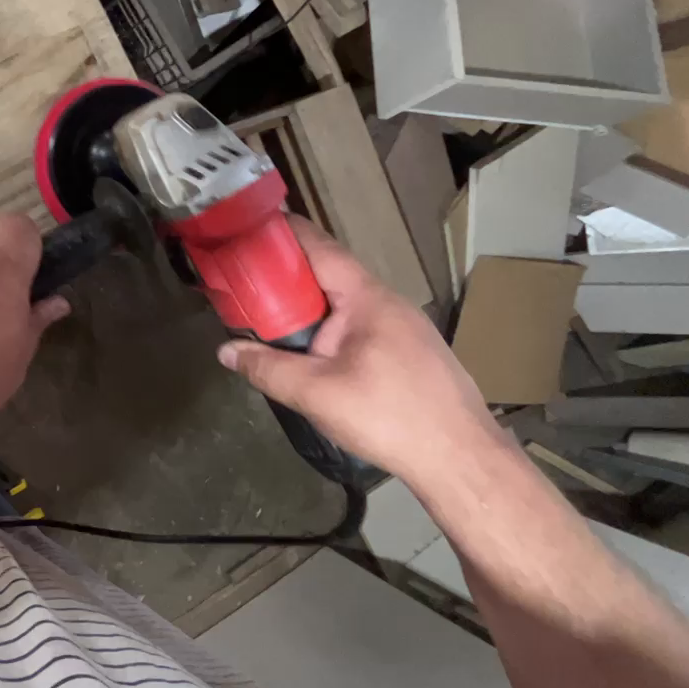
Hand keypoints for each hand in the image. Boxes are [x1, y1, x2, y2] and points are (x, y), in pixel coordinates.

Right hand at [215, 217, 505, 485]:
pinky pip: (355, 325)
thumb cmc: (391, 416)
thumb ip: (267, 368)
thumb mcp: (316, 393)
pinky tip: (305, 350)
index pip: (320, 248)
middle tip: (240, 278)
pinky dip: (323, 324)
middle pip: (327, 274)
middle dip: (284, 273)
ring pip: (341, 303)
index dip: (283, 232)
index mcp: (368, 299)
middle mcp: (387, 303)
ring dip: (303, 303)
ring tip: (263, 314)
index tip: (246, 225)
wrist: (464, 462)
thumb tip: (224, 350)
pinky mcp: (407, 352)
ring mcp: (402, 328)